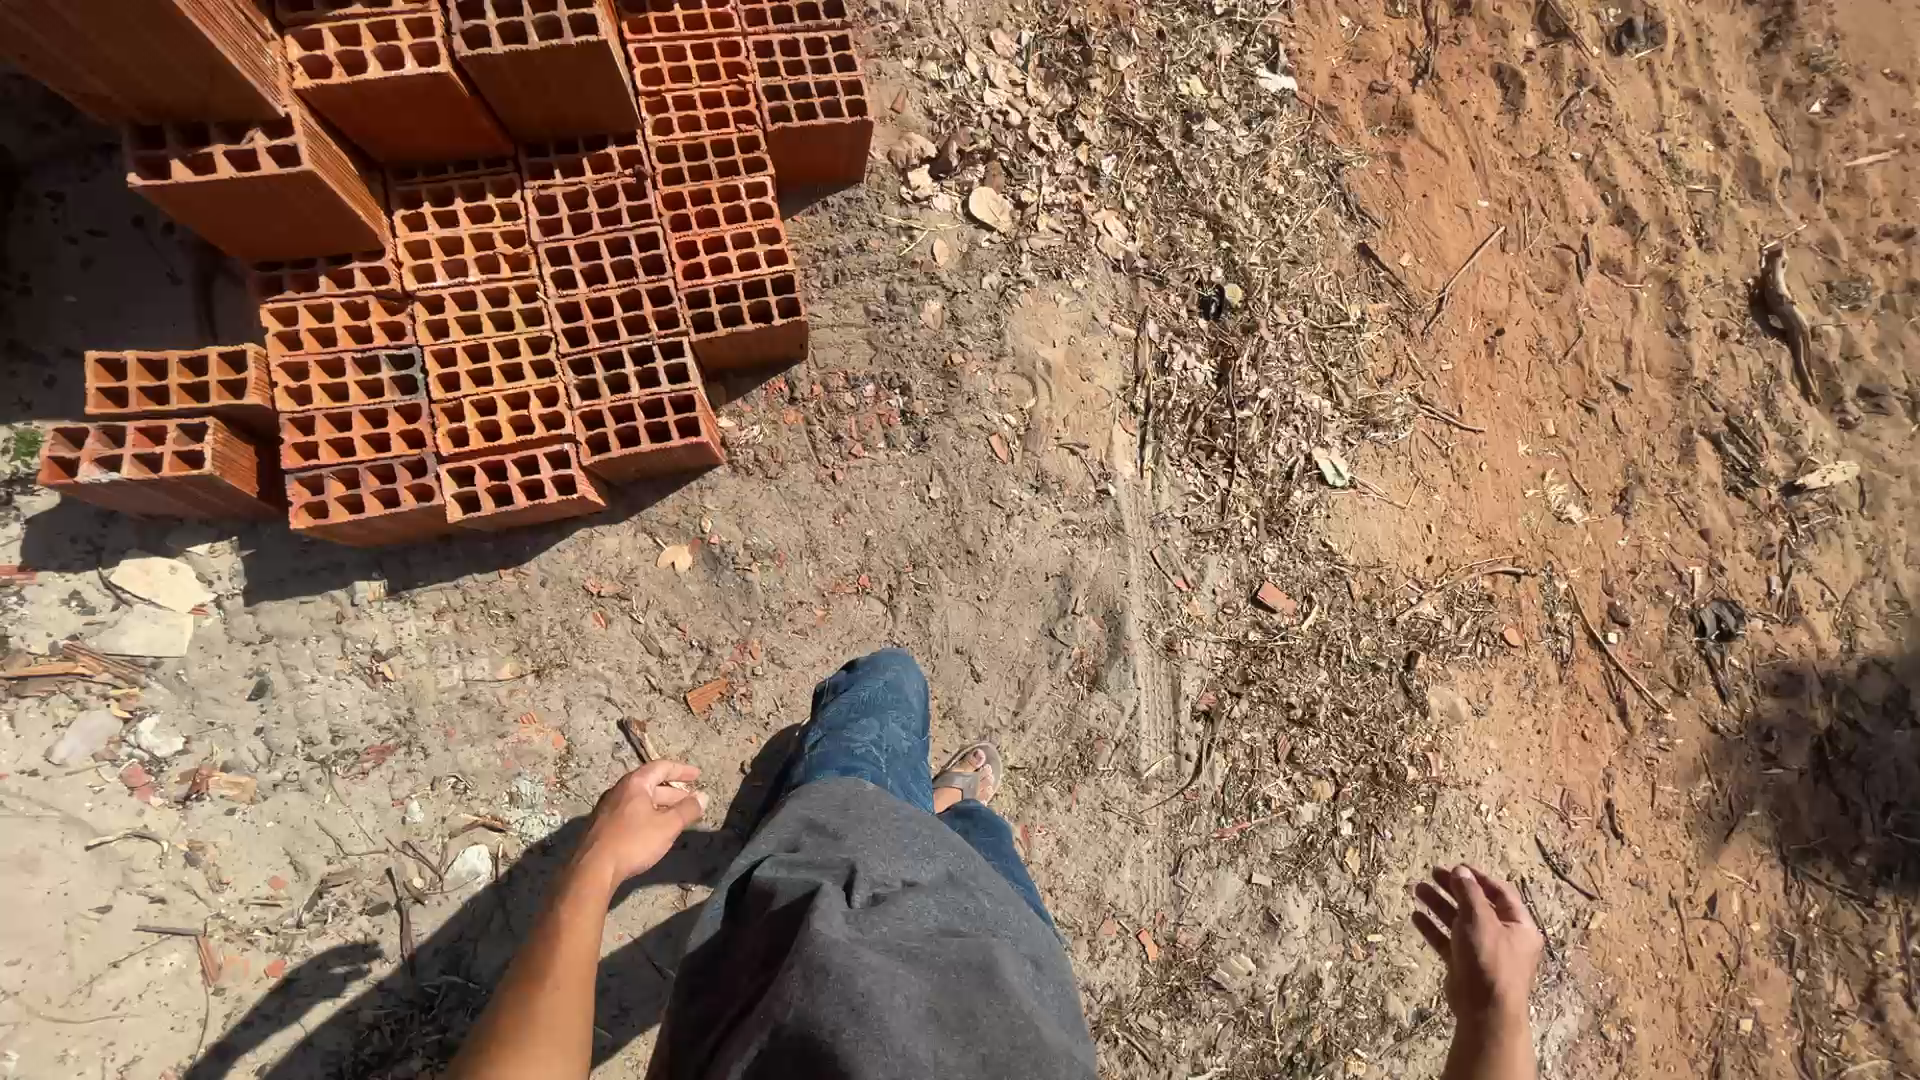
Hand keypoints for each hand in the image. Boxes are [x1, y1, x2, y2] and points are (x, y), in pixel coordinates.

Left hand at [571, 761, 707, 892]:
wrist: (591, 871)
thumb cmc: (633, 842)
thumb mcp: (668, 826)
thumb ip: (688, 810)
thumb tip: (703, 797)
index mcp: (635, 784)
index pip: (662, 767)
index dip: (682, 770)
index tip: (697, 775)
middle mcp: (619, 791)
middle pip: (650, 784)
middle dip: (673, 792)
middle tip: (690, 800)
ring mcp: (607, 808)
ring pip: (640, 800)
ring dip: (660, 805)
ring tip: (676, 816)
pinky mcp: (601, 826)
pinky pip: (630, 812)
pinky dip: (647, 815)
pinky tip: (653, 830)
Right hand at [1412, 864, 1542, 1027]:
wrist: (1485, 1009)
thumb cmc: (1489, 959)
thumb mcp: (1479, 919)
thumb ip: (1469, 893)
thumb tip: (1460, 870)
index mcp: (1519, 927)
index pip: (1501, 894)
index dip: (1479, 878)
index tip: (1456, 866)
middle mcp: (1503, 937)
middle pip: (1477, 905)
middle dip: (1454, 888)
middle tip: (1433, 873)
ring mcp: (1483, 951)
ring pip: (1459, 921)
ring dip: (1439, 904)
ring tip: (1418, 889)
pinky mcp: (1465, 964)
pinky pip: (1448, 940)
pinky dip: (1433, 928)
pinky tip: (1416, 917)